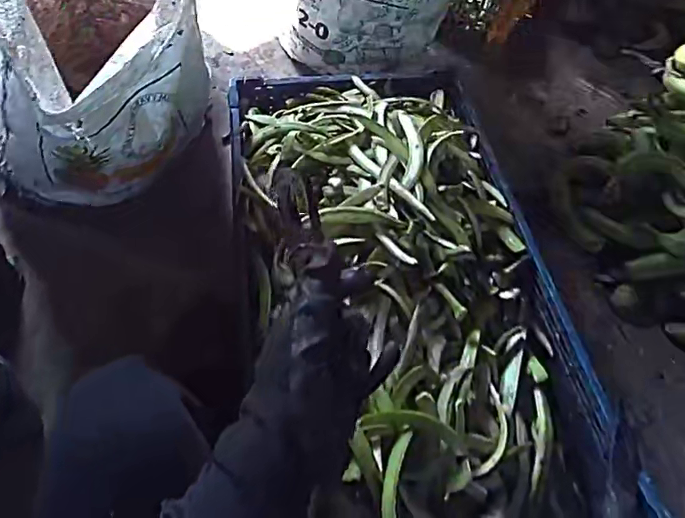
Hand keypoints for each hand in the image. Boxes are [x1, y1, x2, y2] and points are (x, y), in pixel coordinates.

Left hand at [162, 265, 393, 516]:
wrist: (291, 439)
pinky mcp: (348, 390)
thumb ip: (321, 282)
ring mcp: (332, 365)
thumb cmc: (296, 370)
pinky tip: (393, 348)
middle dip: (356, 306)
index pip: (324, 288)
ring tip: (357, 344)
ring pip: (358, 338)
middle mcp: (315, 337)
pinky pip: (370, 368)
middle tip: (372, 299)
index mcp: (299, 317)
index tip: (367, 274)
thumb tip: (329, 244)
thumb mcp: (307, 317)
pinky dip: (382, 358)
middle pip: (344, 311)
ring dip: (362, 336)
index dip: (345, 278)